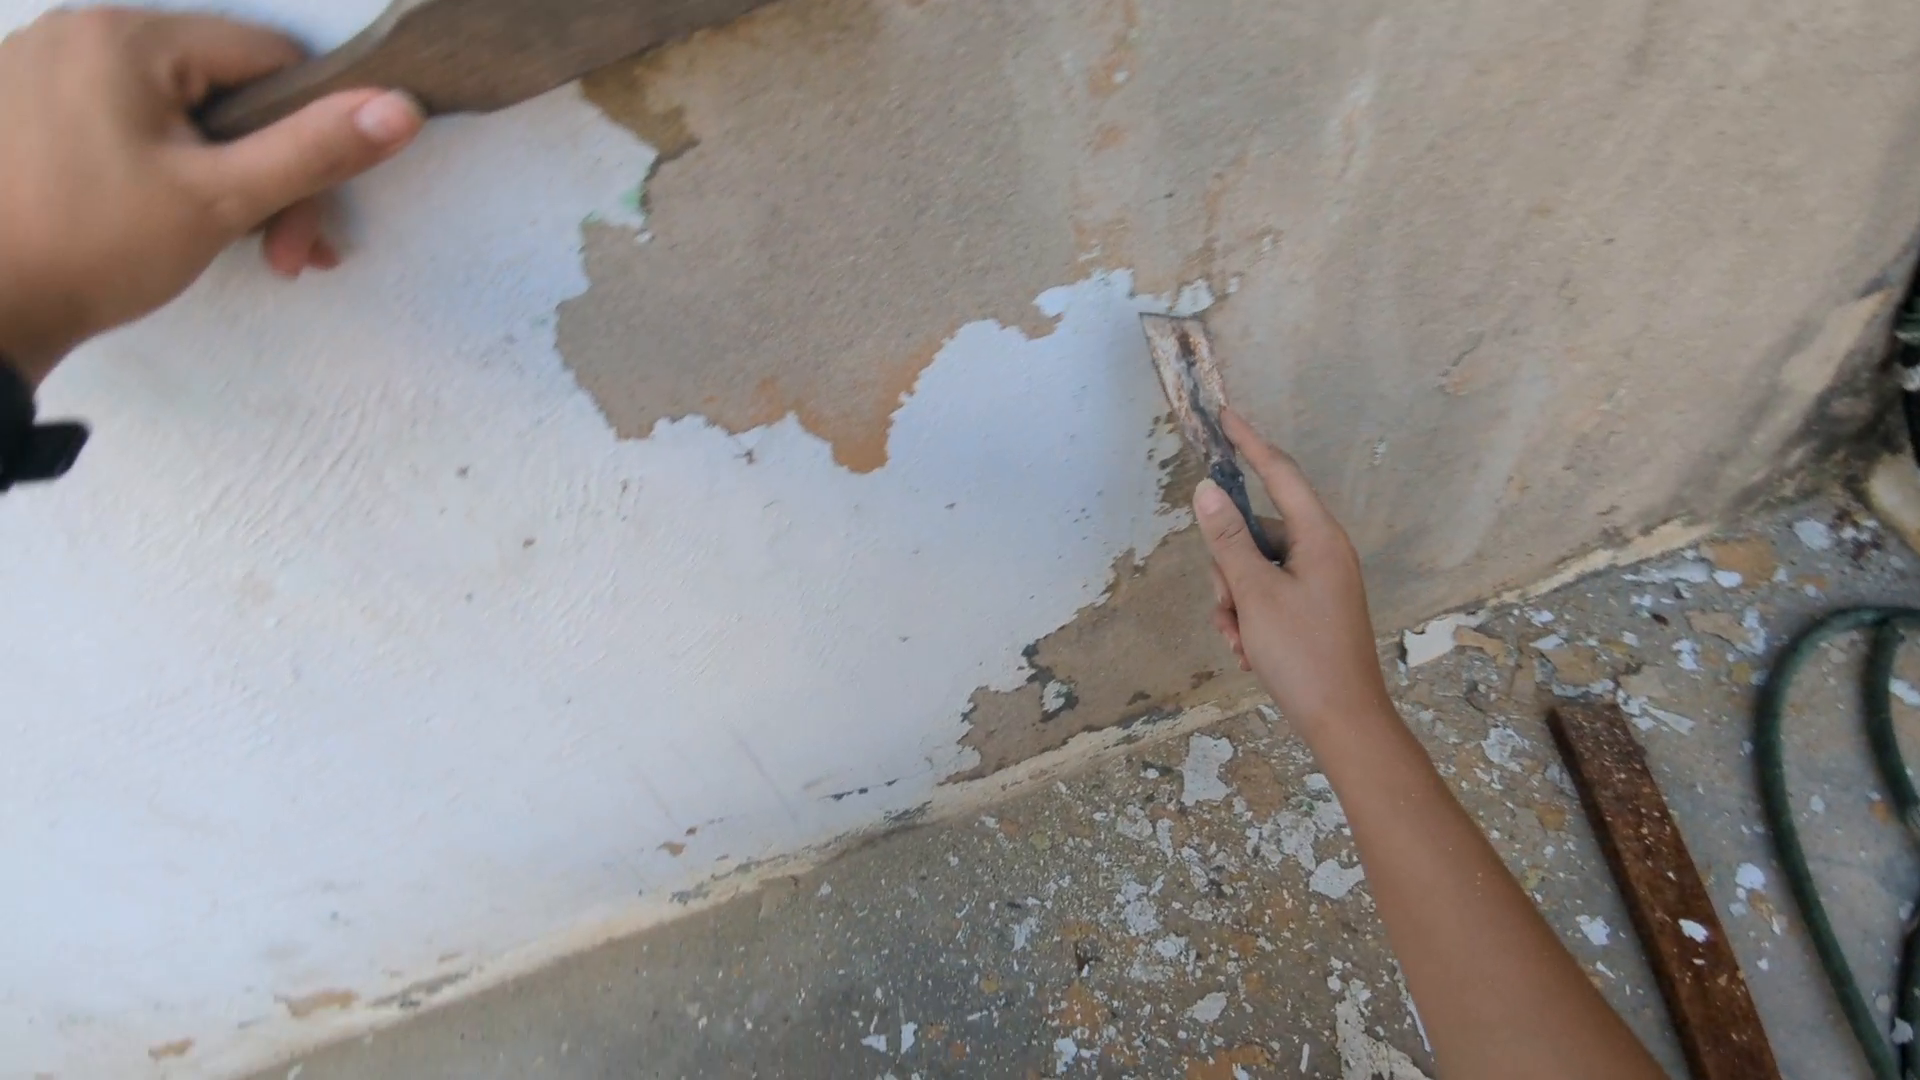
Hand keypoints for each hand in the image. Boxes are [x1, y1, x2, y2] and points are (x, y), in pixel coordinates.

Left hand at [0, 7, 426, 384]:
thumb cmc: (103, 239)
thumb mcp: (228, 195)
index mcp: (128, 38)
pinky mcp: (50, 111)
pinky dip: (204, 181)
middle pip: (241, 99)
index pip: (273, 58)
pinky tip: (216, 230)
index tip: (326, 200)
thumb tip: (403, 106)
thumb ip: (319, 148)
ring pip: (207, 124)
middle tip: (296, 252)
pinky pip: (161, 134)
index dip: (320, 127)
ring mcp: (61, 71)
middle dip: (287, 181)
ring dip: (255, 191)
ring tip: (269, 255)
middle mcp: (87, 34)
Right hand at [1195, 409, 1393, 733]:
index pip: (1279, 473)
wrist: (1342, 720)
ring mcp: (1317, 580)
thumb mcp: (1254, 593)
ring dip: (1234, 601)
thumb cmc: (1302, 652)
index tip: (1225, 415)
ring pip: (1253, 568)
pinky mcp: (1310, 605)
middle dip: (1227, 569)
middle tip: (1228, 609)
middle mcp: (1322, 551)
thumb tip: (1206, 488)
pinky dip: (1248, 616)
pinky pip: (1265, 593)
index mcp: (1319, 537)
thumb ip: (1227, 539)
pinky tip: (1248, 649)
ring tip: (1240, 639)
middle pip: (1254, 533)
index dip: (1249, 443)